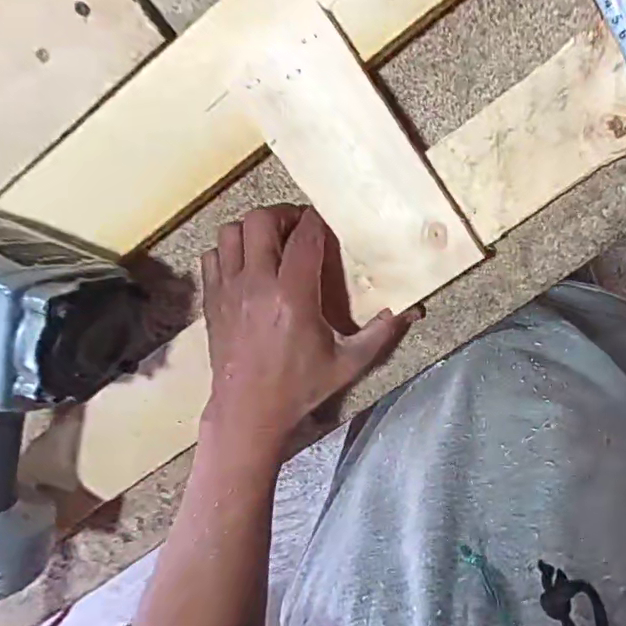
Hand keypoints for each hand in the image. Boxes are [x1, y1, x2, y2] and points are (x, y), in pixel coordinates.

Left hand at [199, 205, 412, 450]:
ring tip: (273, 240)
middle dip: (284, 214)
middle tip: (300, 226)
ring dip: (254, 228)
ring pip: (232, 231)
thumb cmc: (302, 386)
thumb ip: (382, 333)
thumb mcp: (350, 362)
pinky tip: (248, 263)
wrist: (249, 410)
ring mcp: (229, 289)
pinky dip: (229, 249)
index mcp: (294, 296)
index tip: (327, 219)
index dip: (318, 221)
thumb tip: (413, 312)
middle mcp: (257, 284)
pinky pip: (212, 254)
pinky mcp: (212, 299)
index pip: (305, 238)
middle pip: (262, 221)